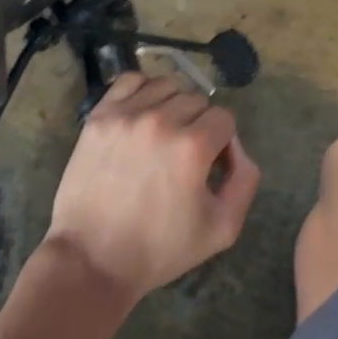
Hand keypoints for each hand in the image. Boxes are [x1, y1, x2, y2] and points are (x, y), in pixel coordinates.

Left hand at [44, 73, 260, 303]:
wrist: (93, 258)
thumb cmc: (160, 249)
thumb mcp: (222, 228)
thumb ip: (244, 180)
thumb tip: (236, 147)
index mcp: (192, 147)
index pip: (223, 118)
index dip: (223, 143)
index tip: (210, 166)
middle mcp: (160, 120)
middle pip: (196, 100)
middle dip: (198, 125)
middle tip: (184, 157)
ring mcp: (125, 115)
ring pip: (165, 86)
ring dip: (172, 105)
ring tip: (163, 135)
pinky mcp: (99, 116)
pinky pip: (130, 81)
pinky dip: (142, 90)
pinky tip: (142, 114)